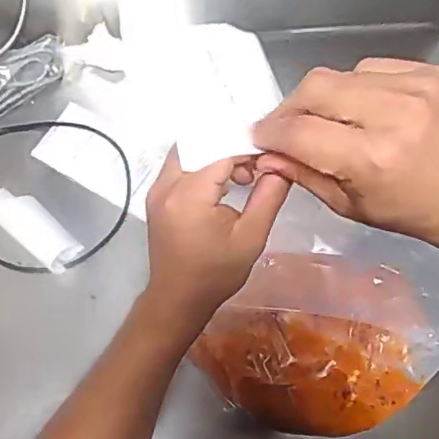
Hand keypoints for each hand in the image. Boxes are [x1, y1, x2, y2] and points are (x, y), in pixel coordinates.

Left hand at [143, 147, 290, 321]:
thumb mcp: (251, 237)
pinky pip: (181, 163)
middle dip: (232, 144)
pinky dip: (203, 163)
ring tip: (242, 176)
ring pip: (189, 148)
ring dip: (217, 152)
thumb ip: (269, 195)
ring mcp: (158, 189)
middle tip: (256, 166)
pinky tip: (223, 184)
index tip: (271, 159)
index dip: (250, 146)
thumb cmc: (215, 274)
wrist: (178, 299)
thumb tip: (281, 163)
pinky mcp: (157, 196)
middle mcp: (167, 185)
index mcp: (189, 194)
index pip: (222, 147)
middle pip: (202, 140)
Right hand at [250, 58, 438, 254]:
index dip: (271, 134)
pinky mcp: (428, 73)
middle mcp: (394, 115)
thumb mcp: (348, 205)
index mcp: (372, 158)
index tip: (258, 138)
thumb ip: (304, 174)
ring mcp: (415, 88)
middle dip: (289, 108)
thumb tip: (269, 155)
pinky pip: (371, 68)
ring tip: (324, 121)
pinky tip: (359, 109)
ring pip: (340, 74)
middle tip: (282, 127)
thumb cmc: (409, 210)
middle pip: (315, 89)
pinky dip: (354, 87)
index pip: (301, 132)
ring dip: (322, 97)